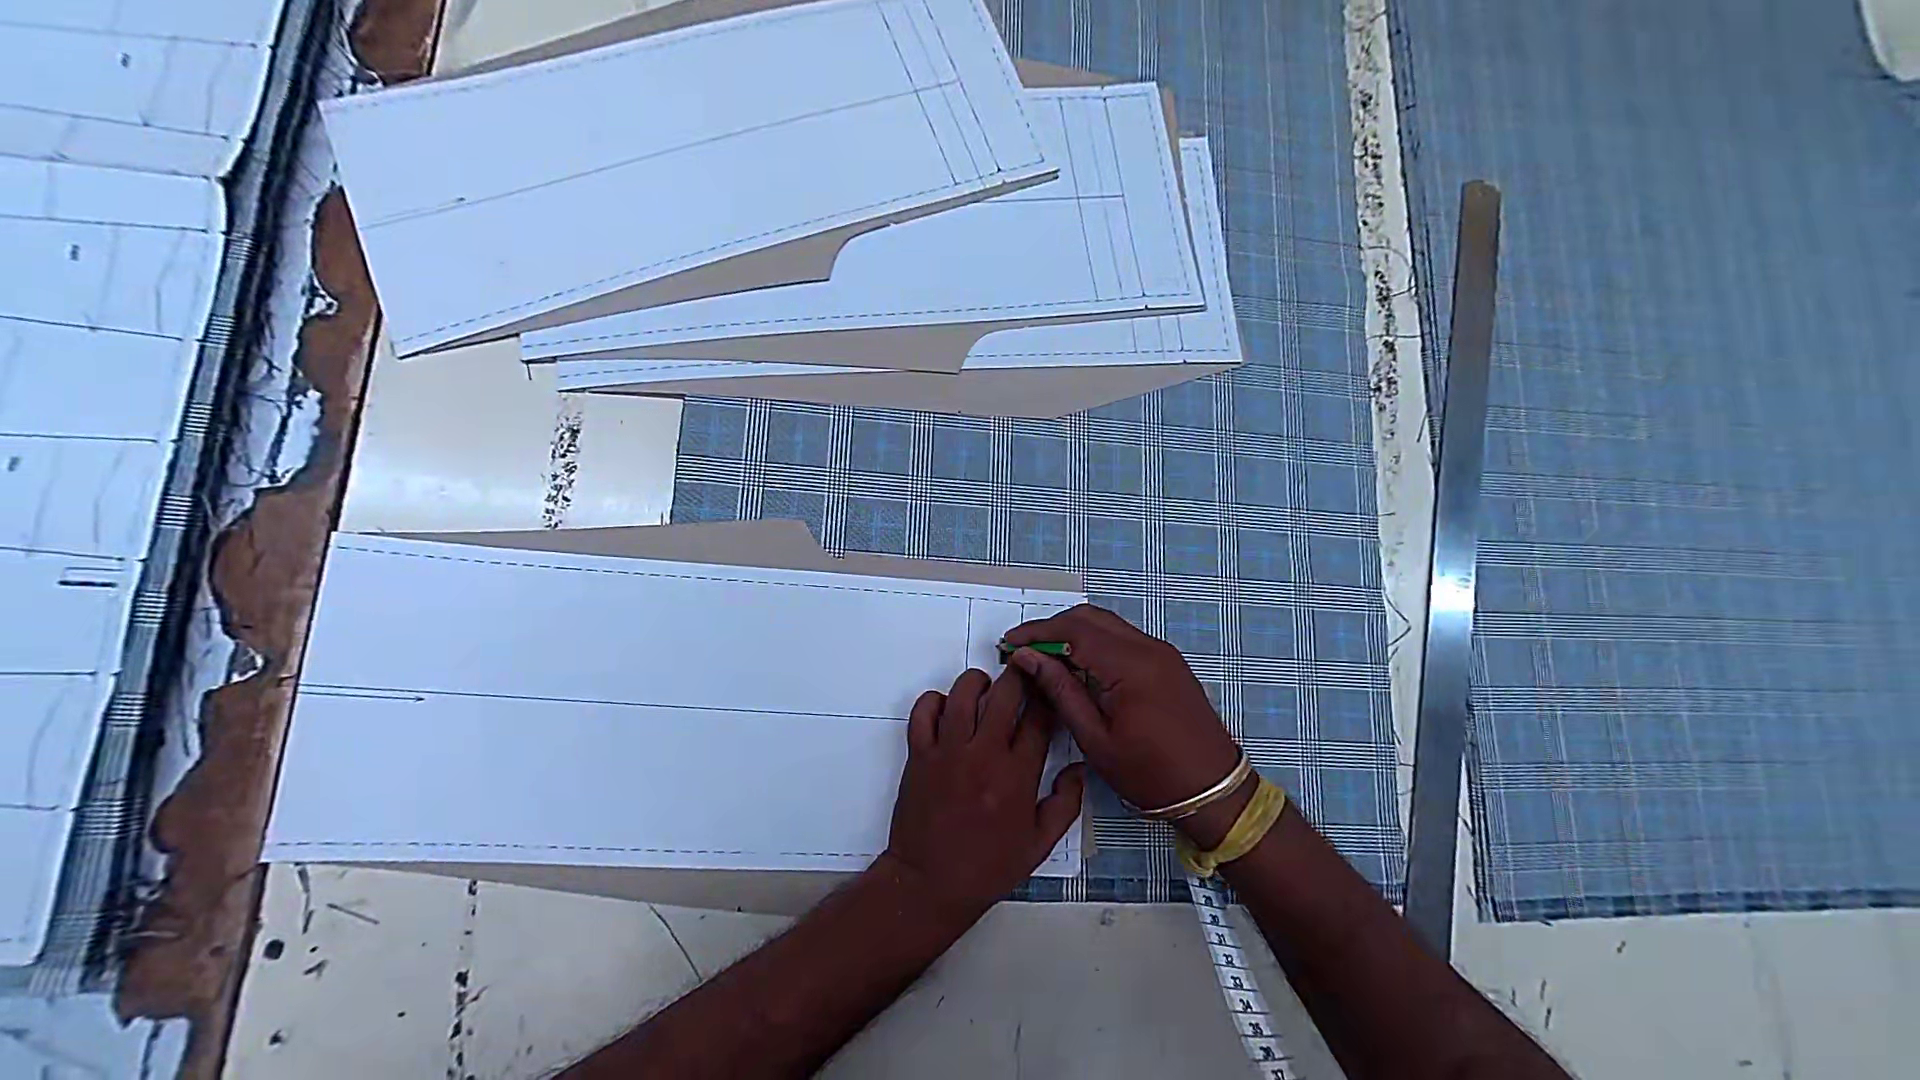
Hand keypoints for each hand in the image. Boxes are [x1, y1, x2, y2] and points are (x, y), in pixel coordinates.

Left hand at [882, 667, 1085, 919]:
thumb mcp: (1039, 844)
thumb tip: (1078, 769)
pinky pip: (923, 711)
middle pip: (1005, 694)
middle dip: (1019, 676)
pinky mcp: (919, 754)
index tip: (1050, 689)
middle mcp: (983, 756)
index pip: (1039, 719)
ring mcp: (947, 752)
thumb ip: (1065, 804)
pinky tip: (946, 708)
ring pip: (962, 693)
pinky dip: (934, 700)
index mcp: (1017, 776)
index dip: (1048, 697)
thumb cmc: (986, 867)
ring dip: (978, 682)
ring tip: (986, 688)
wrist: (930, 883)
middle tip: (1022, 674)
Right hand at [1003, 605, 1243, 829]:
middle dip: (1052, 627)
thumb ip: (1061, 691)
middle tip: (1024, 649)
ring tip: (1044, 657)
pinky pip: (1122, 638)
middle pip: (1089, 618)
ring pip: (1106, 624)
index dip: (1037, 634)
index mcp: (1131, 665)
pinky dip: (1095, 642)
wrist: (1213, 790)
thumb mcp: (1096, 738)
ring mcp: (1161, 653)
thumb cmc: (1152, 773)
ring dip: (1073, 633)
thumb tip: (1029, 658)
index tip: (1010, 644)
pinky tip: (1077, 665)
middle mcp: (1148, 648)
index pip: (1073, 630)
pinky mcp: (1167, 662)